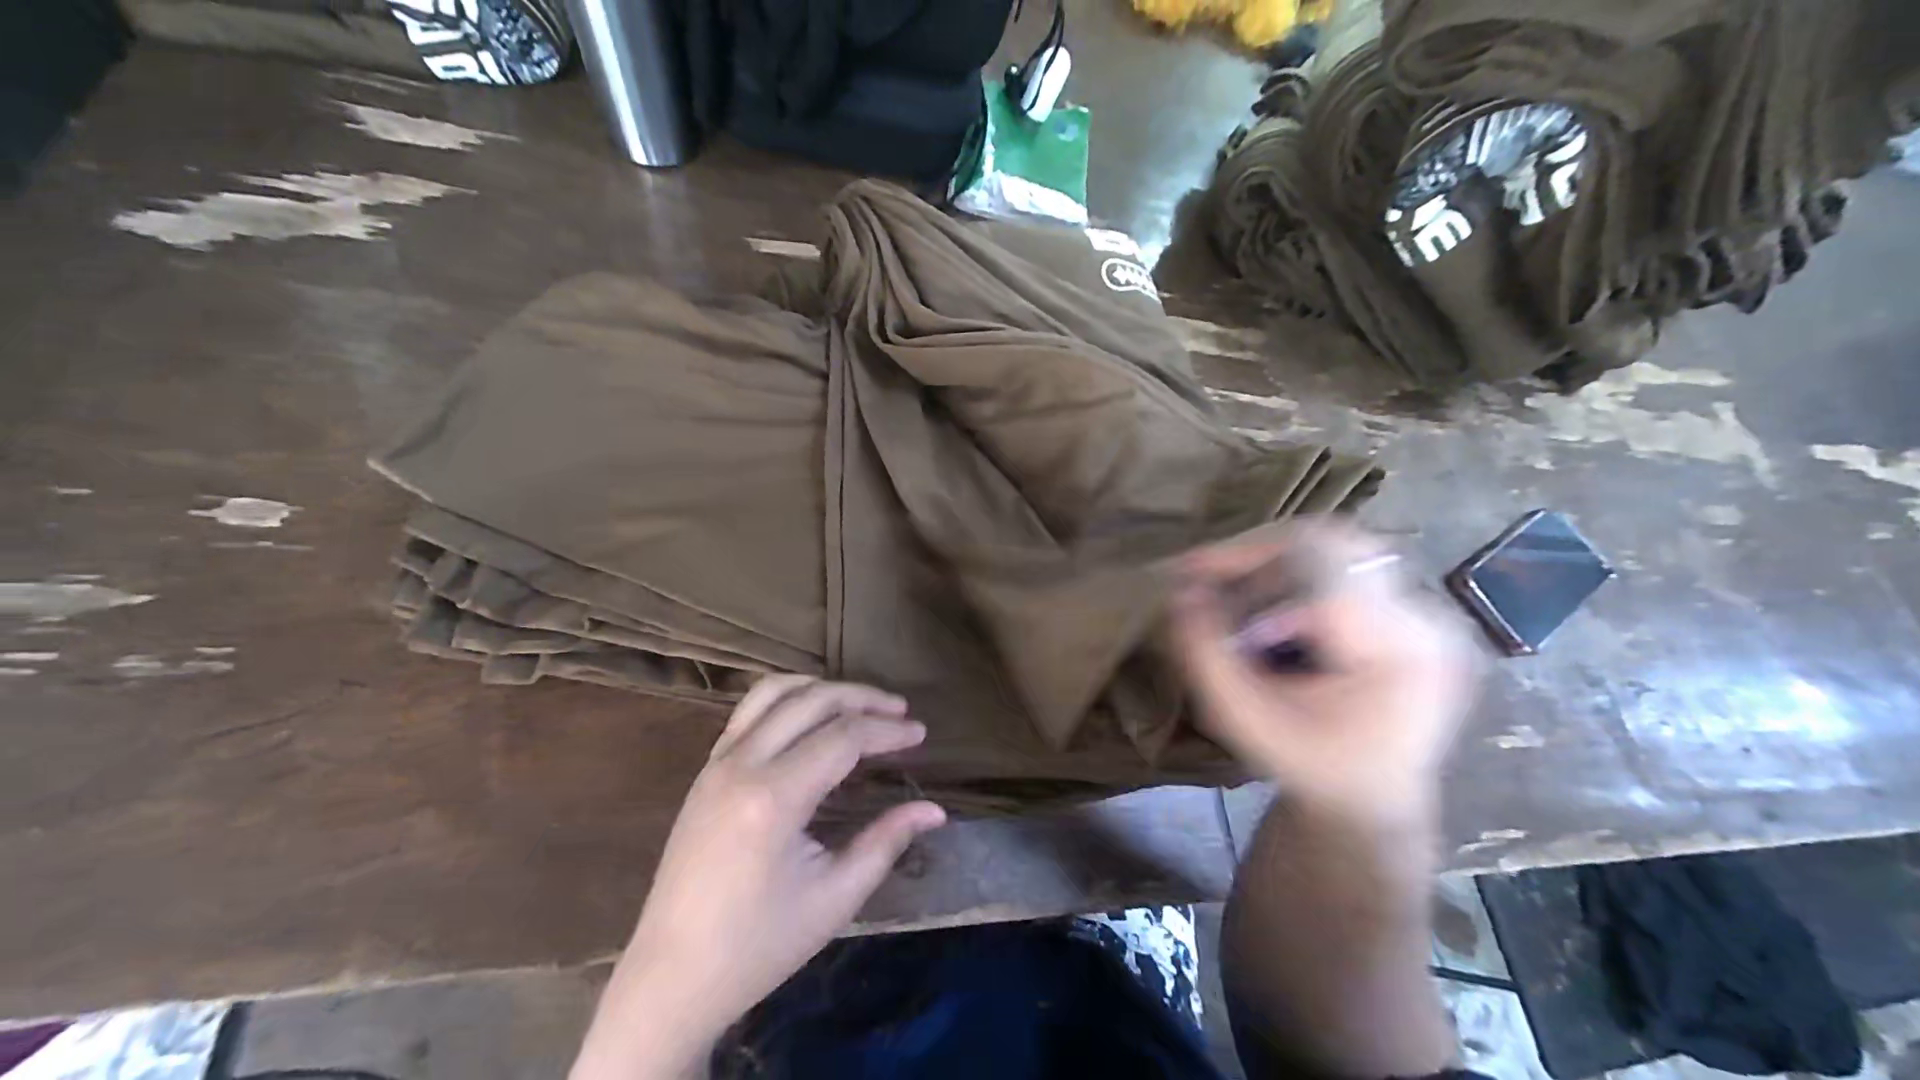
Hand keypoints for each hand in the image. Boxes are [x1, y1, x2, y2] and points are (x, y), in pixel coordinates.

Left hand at [570, 677, 946, 1079]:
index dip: (887, 730)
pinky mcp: (705, 771)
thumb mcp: (834, 898)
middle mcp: (741, 765)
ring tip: (860, 702)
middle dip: (862, 698)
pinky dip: (787, 698)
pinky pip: (748, 711)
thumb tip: (934, 810)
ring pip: (773, 692)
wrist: (672, 977)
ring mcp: (716, 763)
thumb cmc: (759, 946)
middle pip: (811, 701)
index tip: (921, 734)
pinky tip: (811, 716)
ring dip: (821, 688)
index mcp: (773, 799)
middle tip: (901, 710)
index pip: (843, 737)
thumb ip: (886, 842)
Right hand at [1170, 520, 1477, 824]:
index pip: (1322, 566)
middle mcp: (1426, 620)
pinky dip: (1295, 575)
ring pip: (1338, 548)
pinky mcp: (1412, 612)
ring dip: (1275, 563)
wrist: (1372, 803)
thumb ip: (1208, 658)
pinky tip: (1267, 607)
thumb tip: (1181, 593)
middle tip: (1209, 577)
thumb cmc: (1311, 769)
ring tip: (1234, 595)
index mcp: (1397, 650)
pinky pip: (1346, 567)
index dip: (1249, 556)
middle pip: (1333, 543)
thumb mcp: (1246, 721)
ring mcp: (1426, 613)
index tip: (1191, 572)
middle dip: (1259, 553)